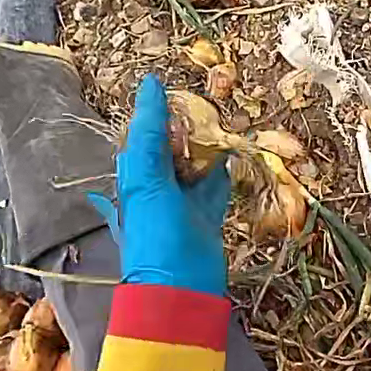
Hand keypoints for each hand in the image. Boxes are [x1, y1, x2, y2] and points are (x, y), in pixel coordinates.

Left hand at [87, 75, 231, 295]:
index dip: (163, 113)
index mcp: (135, 174)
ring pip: (197, 161)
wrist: (179, 287)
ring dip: (210, 146)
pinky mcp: (207, 213)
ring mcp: (183, 199)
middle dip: (191, 127)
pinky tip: (235, 154)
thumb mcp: (145, 177)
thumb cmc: (155, 231)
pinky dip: (225, 170)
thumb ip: (149, 132)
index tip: (184, 92)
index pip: (147, 132)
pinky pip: (217, 183)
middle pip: (174, 145)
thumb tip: (151, 84)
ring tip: (226, 124)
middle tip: (212, 107)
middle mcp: (157, 184)